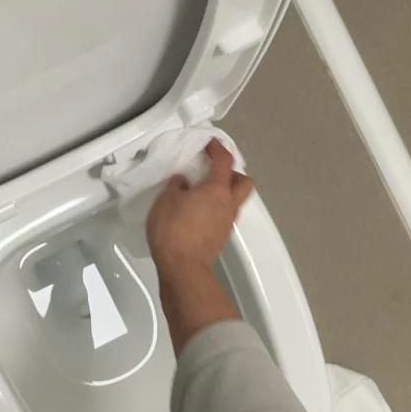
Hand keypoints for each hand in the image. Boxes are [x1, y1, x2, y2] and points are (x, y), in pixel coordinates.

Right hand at [147, 140, 253, 276]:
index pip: (223, 161)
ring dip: (224, 193)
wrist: (183, 268)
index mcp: (217, 189)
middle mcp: (228, 204)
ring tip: (203, 192)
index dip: (217, 148)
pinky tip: (197, 211)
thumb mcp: (166, 201)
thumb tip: (183, 183)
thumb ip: (176, 187)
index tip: (209, 143)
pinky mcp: (220, 238)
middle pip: (244, 182)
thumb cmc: (173, 229)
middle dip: (233, 173)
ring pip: (235, 201)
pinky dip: (215, 209)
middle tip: (215, 171)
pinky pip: (223, 216)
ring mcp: (226, 223)